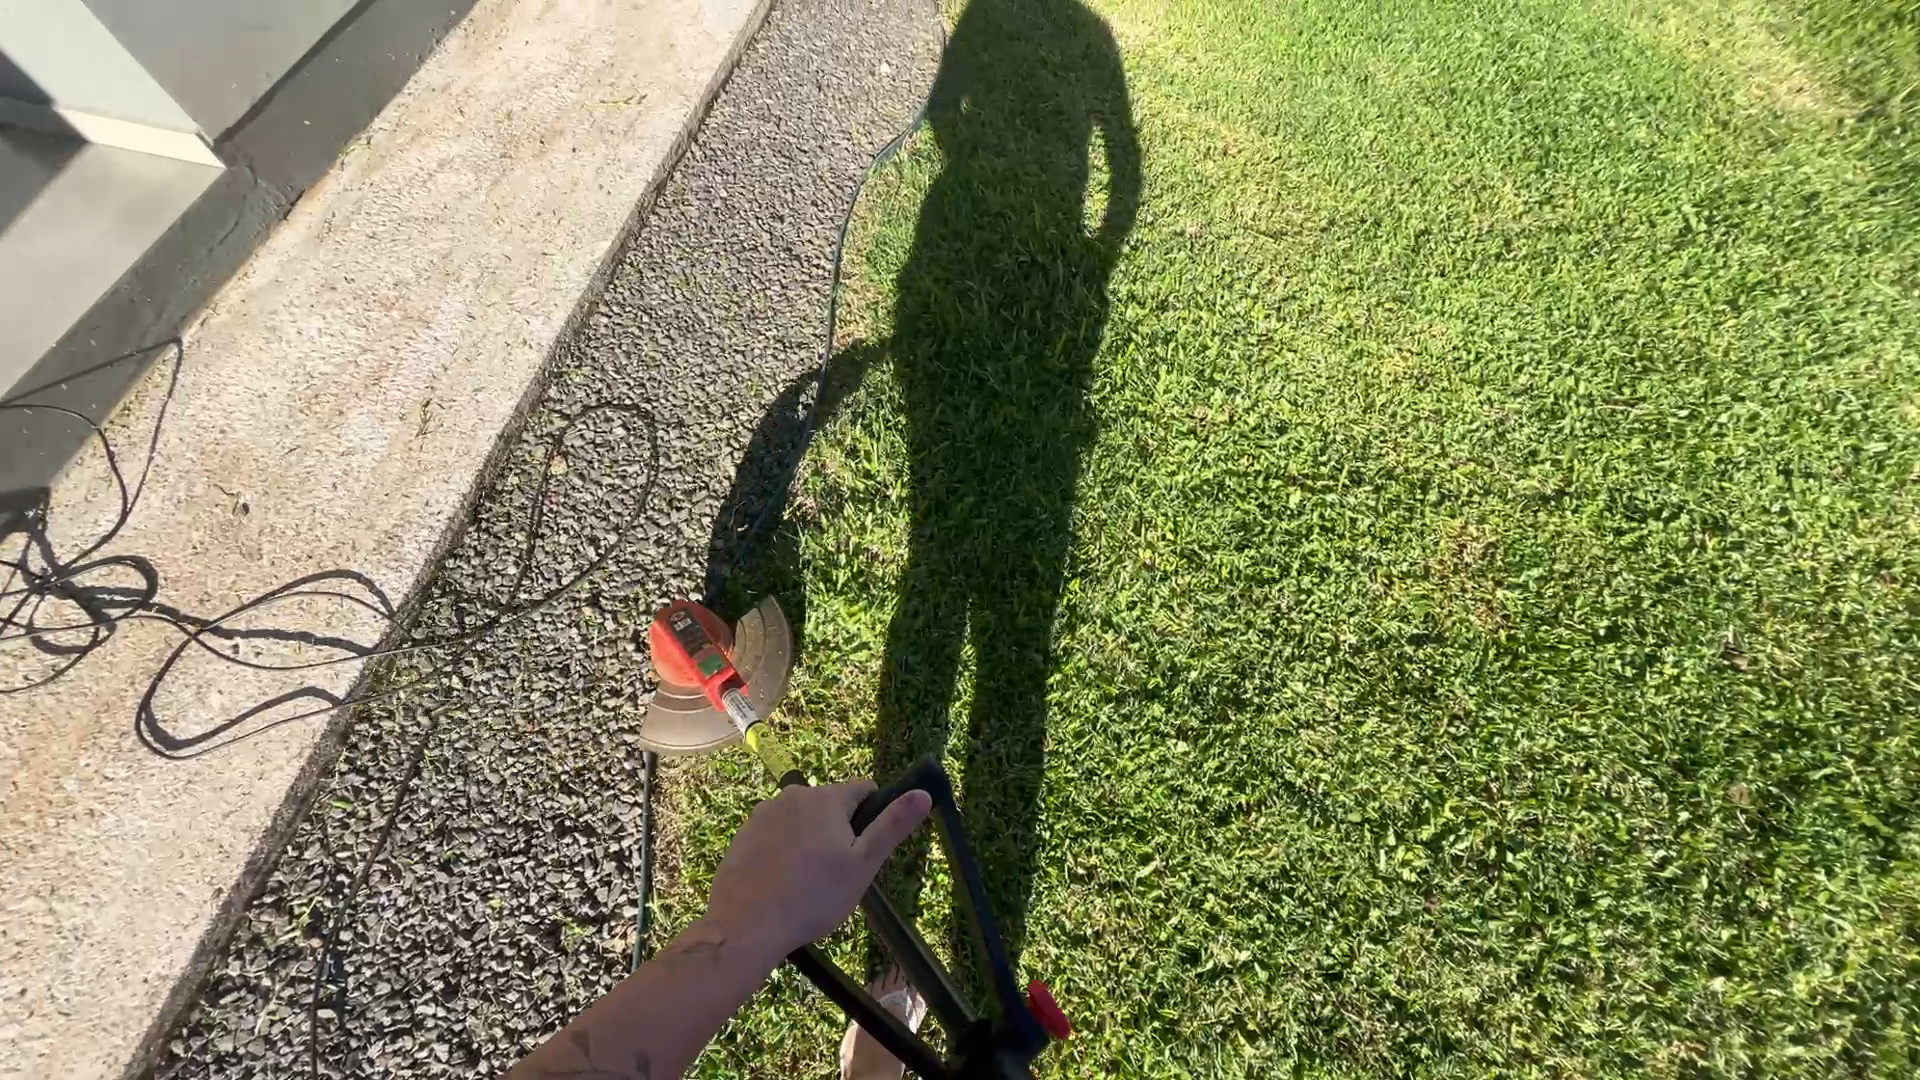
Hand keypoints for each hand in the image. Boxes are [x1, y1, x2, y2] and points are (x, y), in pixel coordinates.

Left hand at [705, 780, 932, 956]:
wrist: (745, 925)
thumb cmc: (814, 895)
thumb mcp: (864, 864)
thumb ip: (893, 825)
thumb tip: (924, 793)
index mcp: (828, 797)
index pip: (864, 790)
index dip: (872, 818)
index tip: (864, 852)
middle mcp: (796, 794)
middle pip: (831, 805)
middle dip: (839, 831)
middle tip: (836, 874)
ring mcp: (766, 812)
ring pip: (802, 820)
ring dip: (810, 840)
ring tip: (806, 884)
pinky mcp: (745, 833)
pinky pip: (776, 834)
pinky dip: (783, 851)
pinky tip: (781, 884)